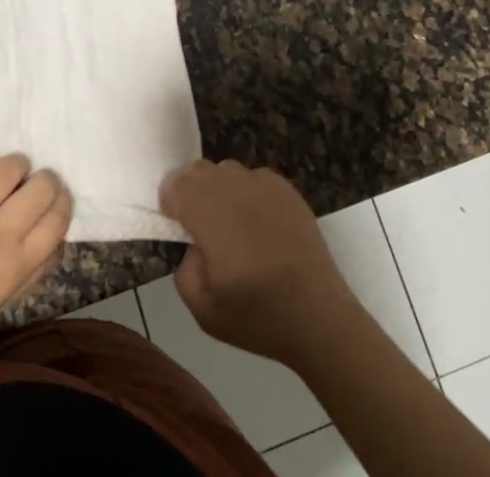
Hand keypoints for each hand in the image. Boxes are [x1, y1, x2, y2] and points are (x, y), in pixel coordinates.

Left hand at [0, 148, 72, 356]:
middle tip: (34, 186)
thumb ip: (33, 271)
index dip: (63, 203)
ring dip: (18, 167)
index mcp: (16, 264)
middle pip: (43, 187)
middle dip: (46, 182)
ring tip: (8, 176)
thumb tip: (56, 240)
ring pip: (12, 165)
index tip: (57, 200)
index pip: (58, 219)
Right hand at [159, 159, 360, 365]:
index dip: (169, 203)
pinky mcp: (289, 192)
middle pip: (199, 170)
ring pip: (226, 170)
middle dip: (190, 192)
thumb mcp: (202, 308)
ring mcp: (268, 188)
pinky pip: (253, 177)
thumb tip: (193, 240)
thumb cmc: (259, 319)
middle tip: (198, 227)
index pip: (177, 185)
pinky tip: (256, 223)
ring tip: (230, 225)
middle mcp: (240, 194)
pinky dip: (245, 192)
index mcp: (215, 221)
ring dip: (217, 190)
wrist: (320, 320)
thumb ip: (183, 266)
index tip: (178, 228)